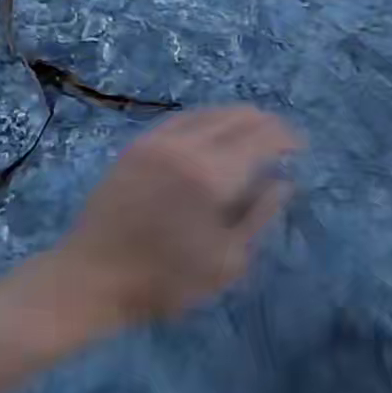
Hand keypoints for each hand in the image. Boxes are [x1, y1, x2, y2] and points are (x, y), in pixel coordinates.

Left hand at [44, 106, 301, 327]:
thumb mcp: (227, 260)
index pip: (263, 137)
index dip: (287, 137)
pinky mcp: (137, 146)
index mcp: (214, 174)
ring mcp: (158, 141)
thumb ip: (260, 215)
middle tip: (281, 140)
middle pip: (239, 117)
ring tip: (253, 133)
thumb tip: (284, 182)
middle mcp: (188, 146)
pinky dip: (207, 120)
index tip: (301, 147)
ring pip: (210, 112)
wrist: (90, 279)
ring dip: (238, 118)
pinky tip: (213, 133)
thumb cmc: (166, 280)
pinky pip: (181, 119)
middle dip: (266, 124)